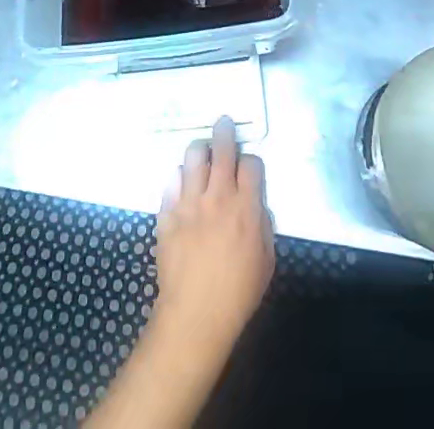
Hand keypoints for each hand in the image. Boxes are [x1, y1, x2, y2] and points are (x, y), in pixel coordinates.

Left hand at [151, 116, 274, 350]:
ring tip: (201, 149)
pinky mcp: (167, 211)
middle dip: (224, 132)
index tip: (249, 166)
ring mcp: (189, 201)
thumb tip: (257, 205)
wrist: (196, 312)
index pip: (251, 165)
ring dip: (199, 149)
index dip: (252, 161)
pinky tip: (182, 181)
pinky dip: (178, 177)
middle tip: (223, 122)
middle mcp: (217, 196)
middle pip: (222, 150)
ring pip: (192, 157)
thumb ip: (264, 226)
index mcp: (246, 208)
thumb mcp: (266, 260)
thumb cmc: (238, 292)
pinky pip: (171, 181)